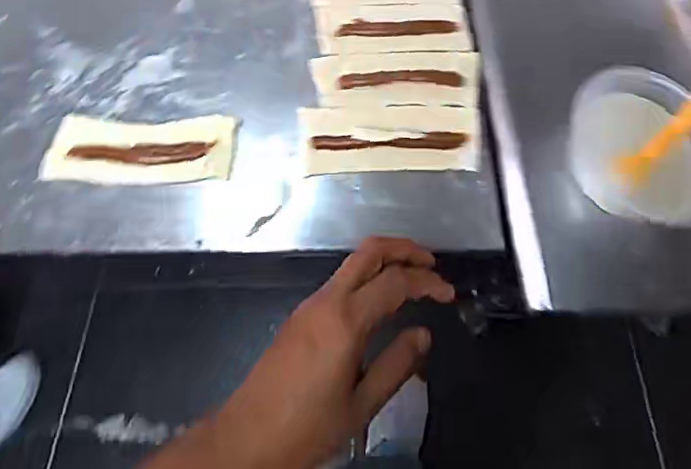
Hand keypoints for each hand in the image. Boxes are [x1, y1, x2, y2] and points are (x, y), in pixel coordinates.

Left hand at [162, 236, 454, 468]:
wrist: (241, 442)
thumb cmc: (303, 430)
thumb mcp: (359, 407)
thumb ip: (396, 366)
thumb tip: (423, 334)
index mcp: (346, 320)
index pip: (396, 281)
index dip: (428, 282)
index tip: (449, 293)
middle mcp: (328, 300)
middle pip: (371, 250)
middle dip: (405, 248)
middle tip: (432, 263)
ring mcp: (311, 304)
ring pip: (354, 261)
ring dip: (386, 259)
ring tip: (413, 277)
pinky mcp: (301, 314)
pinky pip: (342, 280)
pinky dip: (369, 276)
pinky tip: (381, 299)